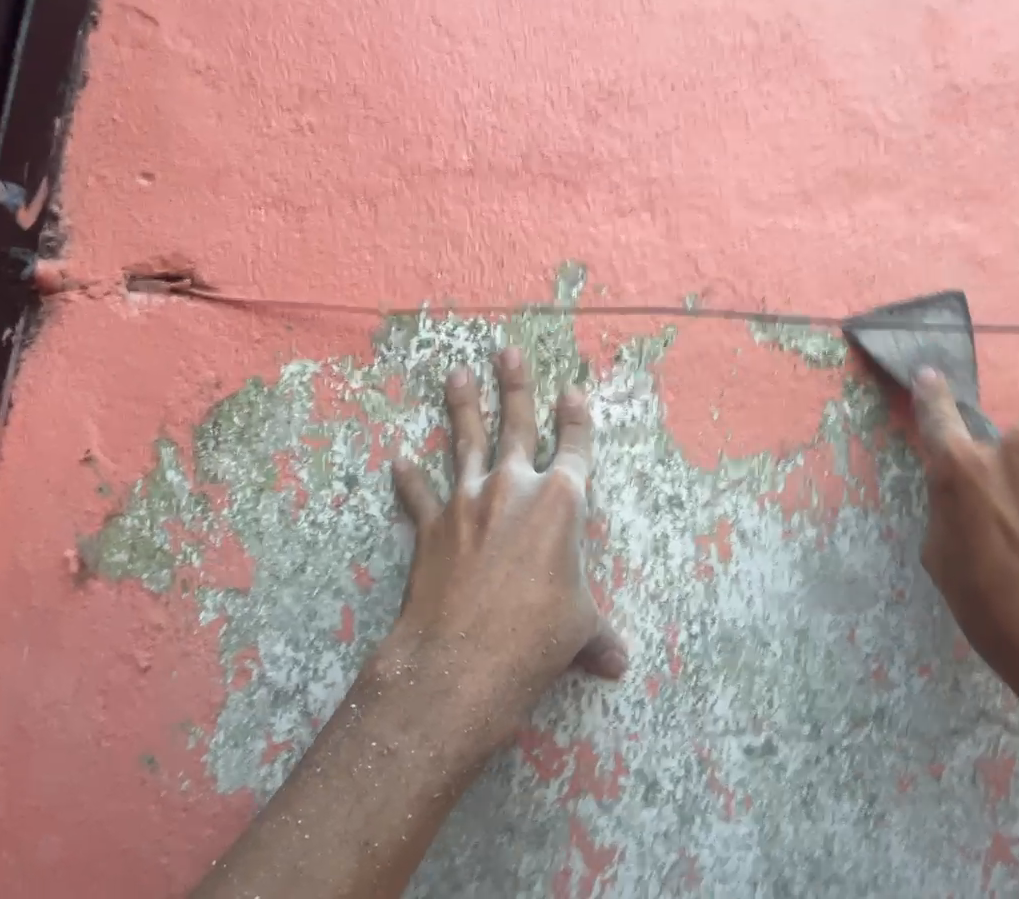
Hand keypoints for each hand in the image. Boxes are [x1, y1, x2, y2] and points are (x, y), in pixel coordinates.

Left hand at [383, 347, 626, 743]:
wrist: (465, 657)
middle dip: (516, 386)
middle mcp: (516, 487)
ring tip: (457, 374)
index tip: (572, 391)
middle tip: (508, 352)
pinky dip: (410, 479)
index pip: (576, 446)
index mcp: (562, 502)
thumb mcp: (581, 629)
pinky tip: (399, 461)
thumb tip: (619, 665)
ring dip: (462, 406)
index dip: (576, 417)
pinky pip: (419, 494)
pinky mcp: (432, 526)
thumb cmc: (539, 636)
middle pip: (518, 424)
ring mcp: (470, 501)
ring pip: (466, 441)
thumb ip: (599, 636)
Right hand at [911, 367, 1018, 775]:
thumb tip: (965, 492)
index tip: (931, 377)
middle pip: (1013, 443)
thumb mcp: (944, 562)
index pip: (938, 416)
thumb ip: (950, 508)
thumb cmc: (998, 613)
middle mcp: (1017, 447)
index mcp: (963, 469)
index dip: (933, 396)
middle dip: (1017, 470)